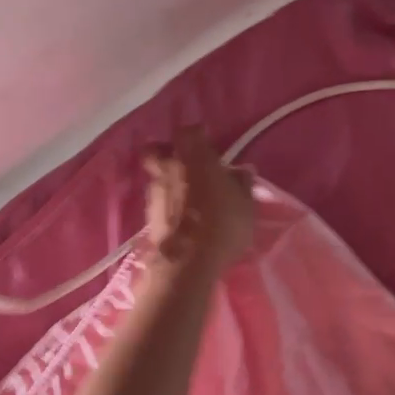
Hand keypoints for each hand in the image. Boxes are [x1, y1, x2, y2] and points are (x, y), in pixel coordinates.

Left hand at [143, 125, 255, 273]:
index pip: (190, 131)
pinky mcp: (148, 217)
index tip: (209, 145)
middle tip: (188, 166)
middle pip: (160, 150)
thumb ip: (242, 183)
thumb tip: (241, 171)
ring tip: (189, 199)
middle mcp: (168, 168)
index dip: (198, 136)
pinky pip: (160, 201)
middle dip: (171, 154)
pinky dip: (169, 205)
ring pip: (158, 177)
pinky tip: (183, 219)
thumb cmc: (222, 225)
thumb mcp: (245, 205)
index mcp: (193, 157)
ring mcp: (154, 193)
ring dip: (171, 182)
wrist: (187, 263)